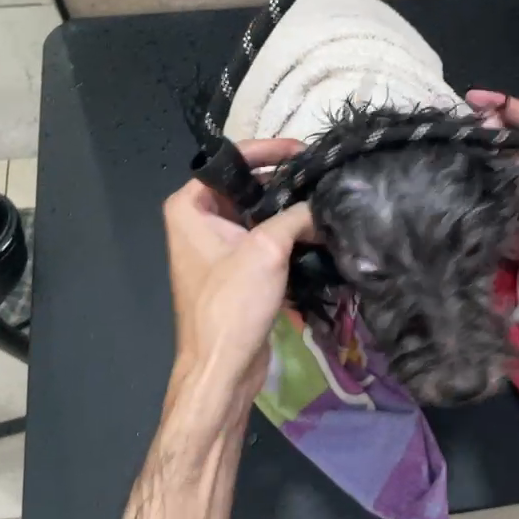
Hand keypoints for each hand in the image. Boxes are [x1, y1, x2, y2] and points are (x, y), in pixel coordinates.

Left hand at [162, 139, 314, 429]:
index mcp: (190, 206)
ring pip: (259, 215)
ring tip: (327, 201)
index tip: (306, 151)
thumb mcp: (267, 248)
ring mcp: (217, 246)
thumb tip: (327, 204)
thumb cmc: (232, 303)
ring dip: (290, 211)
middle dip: (284, 182)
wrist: (222, 367)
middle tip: (323, 176)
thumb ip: (297, 216)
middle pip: (247, 186)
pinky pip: (264, 240)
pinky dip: (288, 236)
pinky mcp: (237, 270)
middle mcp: (199, 220)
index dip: (269, 151)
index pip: (232, 161)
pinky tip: (319, 233)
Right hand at [466, 90, 518, 346]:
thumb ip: (517, 160)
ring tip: (455, 170)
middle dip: (496, 149)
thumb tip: (486, 137)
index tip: (473, 98)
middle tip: (458, 137)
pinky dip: (493, 217)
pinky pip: (511, 223)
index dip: (510, 107)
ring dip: (491, 185)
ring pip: (515, 191)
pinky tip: (466, 208)